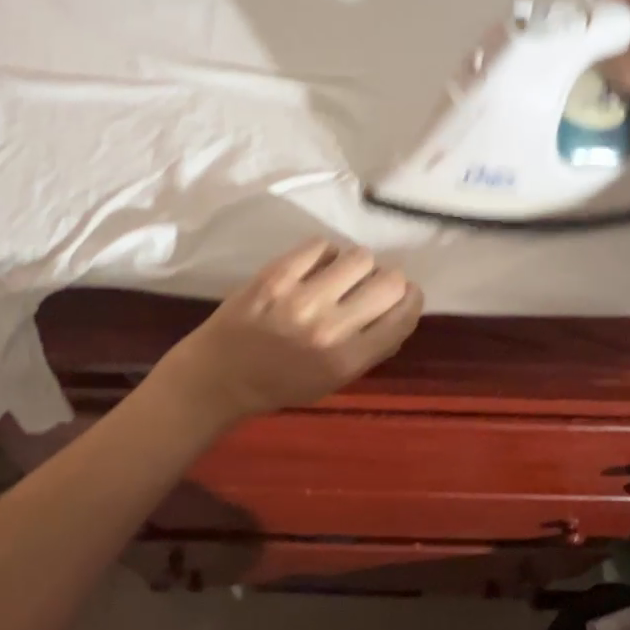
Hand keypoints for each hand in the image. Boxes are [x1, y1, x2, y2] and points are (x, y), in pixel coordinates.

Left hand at [149, 239, 422, 425]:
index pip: (403, 316)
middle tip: (370, 285)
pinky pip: (320, 245)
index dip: (410, 300)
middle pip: (389, 281)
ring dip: (355, 264)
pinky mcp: (276, 275)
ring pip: (359, 256)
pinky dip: (323, 253)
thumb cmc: (279, 384)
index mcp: (347, 360)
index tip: (402, 296)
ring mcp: (301, 298)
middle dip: (387, 280)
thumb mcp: (332, 382)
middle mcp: (329, 328)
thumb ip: (369, 350)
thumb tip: (399, 312)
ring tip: (338, 275)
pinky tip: (314, 267)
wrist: (218, 376)